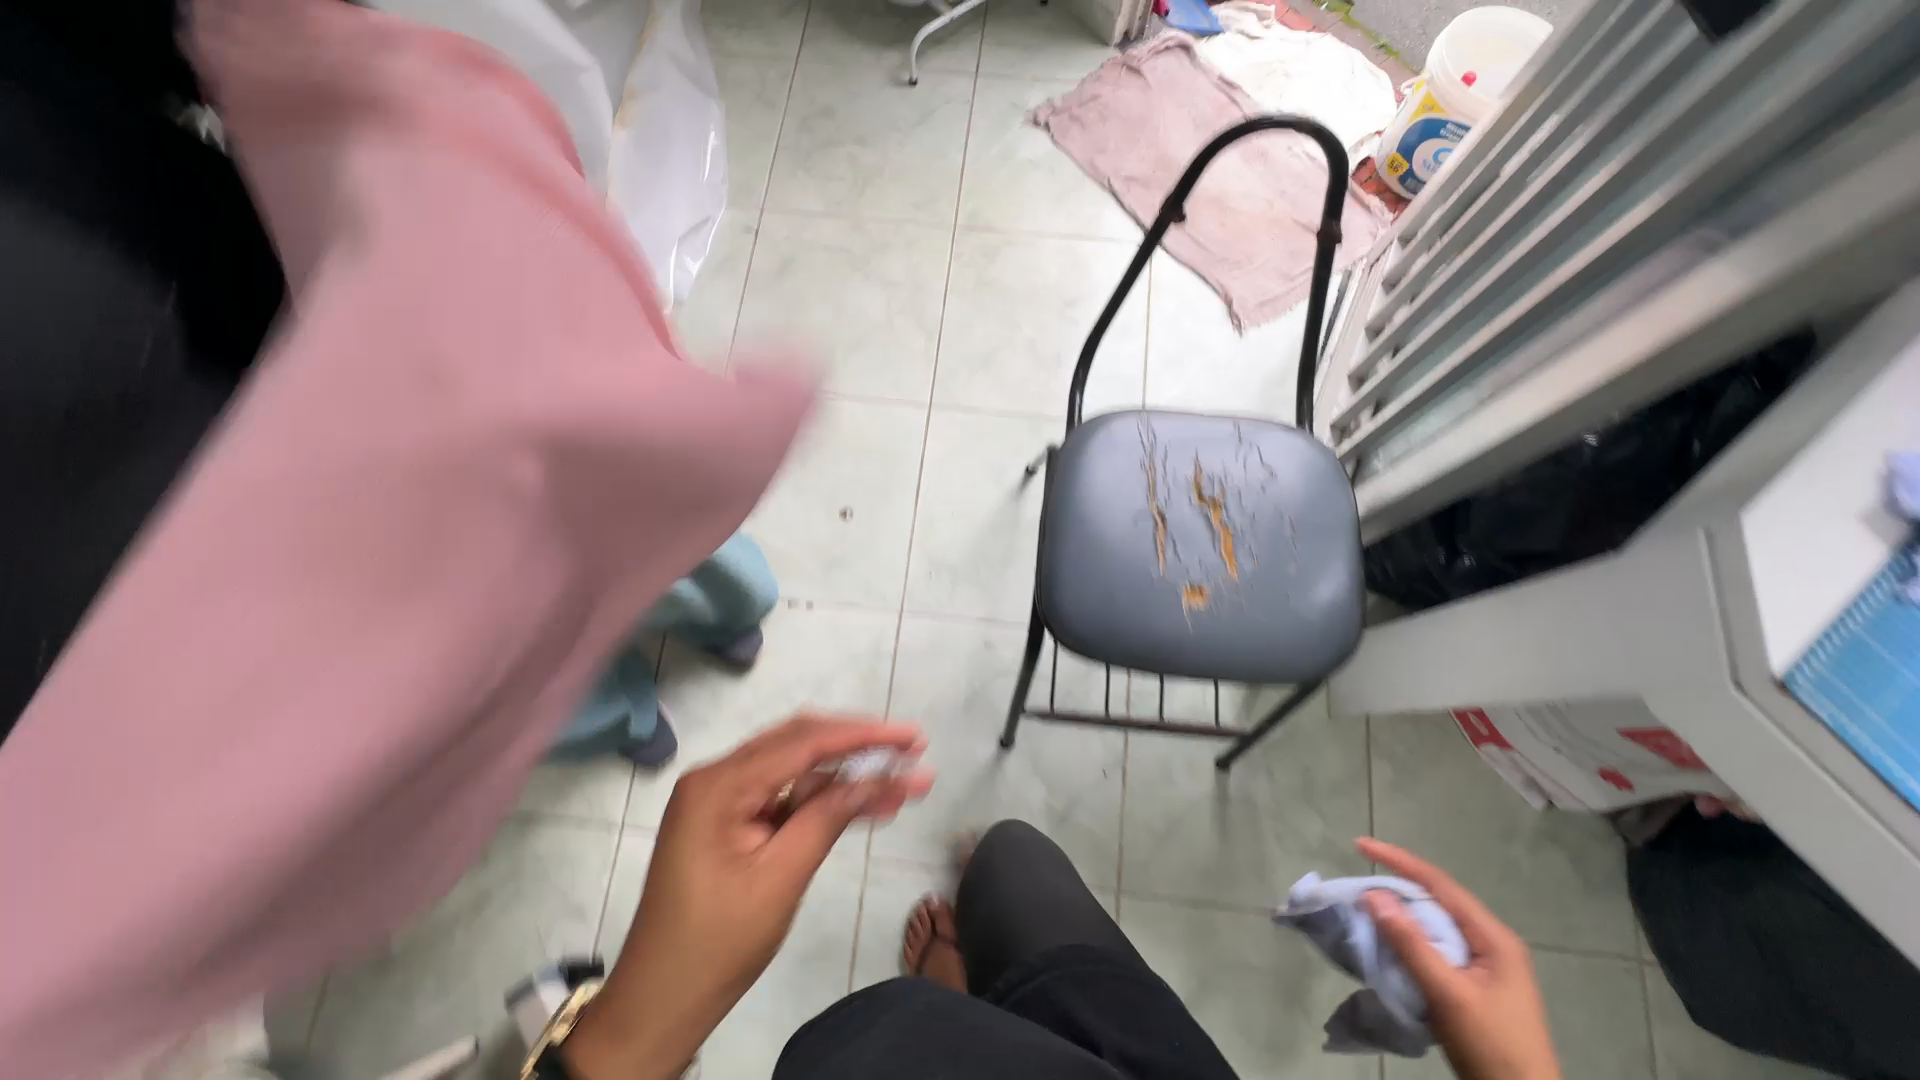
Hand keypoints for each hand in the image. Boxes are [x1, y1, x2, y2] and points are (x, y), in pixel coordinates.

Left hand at [563, 713, 933, 1079]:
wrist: (660, 1001)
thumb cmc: (717, 945)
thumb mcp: (780, 879)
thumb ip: (827, 818)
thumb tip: (879, 777)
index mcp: (719, 785)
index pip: (803, 742)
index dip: (863, 735)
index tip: (912, 738)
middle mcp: (717, 778)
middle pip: (800, 745)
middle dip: (859, 747)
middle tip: (912, 751)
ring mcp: (722, 800)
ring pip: (797, 772)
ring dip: (847, 778)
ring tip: (904, 785)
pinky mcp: (730, 823)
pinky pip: (784, 799)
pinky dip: (823, 802)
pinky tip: (868, 807)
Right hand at [1355, 838, 1560, 1079]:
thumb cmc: (1491, 1045)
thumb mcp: (1447, 994)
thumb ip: (1410, 944)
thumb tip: (1373, 895)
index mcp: (1493, 938)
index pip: (1440, 884)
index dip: (1399, 860)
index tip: (1360, 845)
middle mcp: (1492, 942)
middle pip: (1438, 899)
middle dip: (1398, 883)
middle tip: (1358, 875)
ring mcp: (1486, 964)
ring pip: (1437, 923)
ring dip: (1402, 912)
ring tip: (1366, 903)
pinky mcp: (1476, 984)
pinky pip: (1437, 946)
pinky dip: (1410, 937)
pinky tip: (1390, 940)